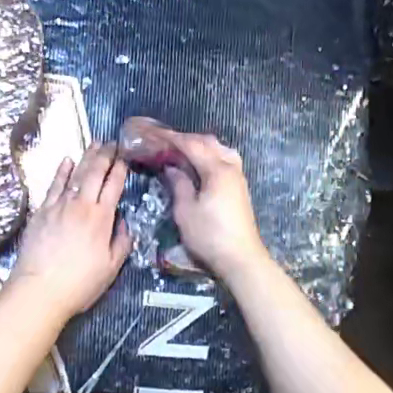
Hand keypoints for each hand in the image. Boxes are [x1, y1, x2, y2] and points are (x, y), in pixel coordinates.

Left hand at [7, 144, 131, 318]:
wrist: (40, 289)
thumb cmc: (79, 284)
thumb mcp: (111, 268)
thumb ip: (122, 242)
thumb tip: (124, 223)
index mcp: (101, 218)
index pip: (114, 186)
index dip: (121, 168)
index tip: (125, 156)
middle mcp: (81, 205)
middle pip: (94, 173)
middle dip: (105, 155)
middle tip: (112, 142)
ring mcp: (59, 206)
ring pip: (75, 174)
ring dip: (86, 157)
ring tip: (94, 143)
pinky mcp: (41, 211)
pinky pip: (54, 185)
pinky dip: (61, 171)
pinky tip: (66, 161)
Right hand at [161, 133, 271, 279]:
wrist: (240, 259)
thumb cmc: (209, 235)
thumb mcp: (186, 210)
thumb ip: (178, 184)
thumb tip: (172, 167)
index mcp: (217, 169)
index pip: (191, 145)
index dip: (170, 138)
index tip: (151, 134)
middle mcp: (231, 167)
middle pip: (207, 143)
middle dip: (185, 139)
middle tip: (163, 142)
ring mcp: (238, 177)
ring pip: (219, 150)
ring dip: (199, 146)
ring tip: (180, 152)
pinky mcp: (239, 188)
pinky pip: (223, 161)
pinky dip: (208, 156)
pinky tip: (198, 165)